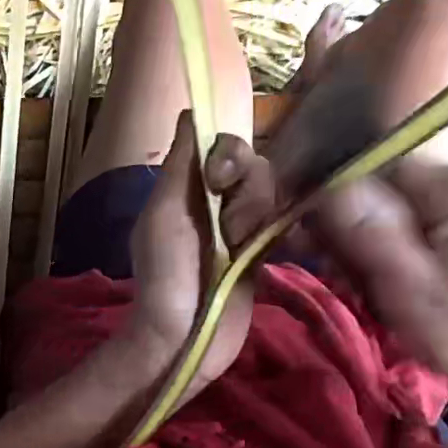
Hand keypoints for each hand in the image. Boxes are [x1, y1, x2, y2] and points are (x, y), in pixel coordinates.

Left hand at [124, 123, 277, 396]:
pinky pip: (281, 222)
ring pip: (271, 193)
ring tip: (239, 248)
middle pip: (255, 166)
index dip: (231, 153)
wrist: (183, 338)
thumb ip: (181, 162)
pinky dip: (276, 229)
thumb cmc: (165, 274)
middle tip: (231, 228)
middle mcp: (216, 200)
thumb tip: (191, 110)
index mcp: (188, 185)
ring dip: (257, 216)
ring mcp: (241, 226)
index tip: (219, 179)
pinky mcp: (261, 253)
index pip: (225, 143)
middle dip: (247, 192)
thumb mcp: (165, 211)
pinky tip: (265, 248)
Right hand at [313, 161, 447, 423]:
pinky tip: (374, 280)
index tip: (306, 228)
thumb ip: (367, 230)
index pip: (381, 166)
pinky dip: (382, 250)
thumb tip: (324, 182)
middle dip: (350, 225)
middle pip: (385, 187)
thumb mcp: (405, 285)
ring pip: (390, 208)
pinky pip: (406, 224)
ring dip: (362, 242)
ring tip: (356, 282)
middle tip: (333, 266)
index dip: (337, 195)